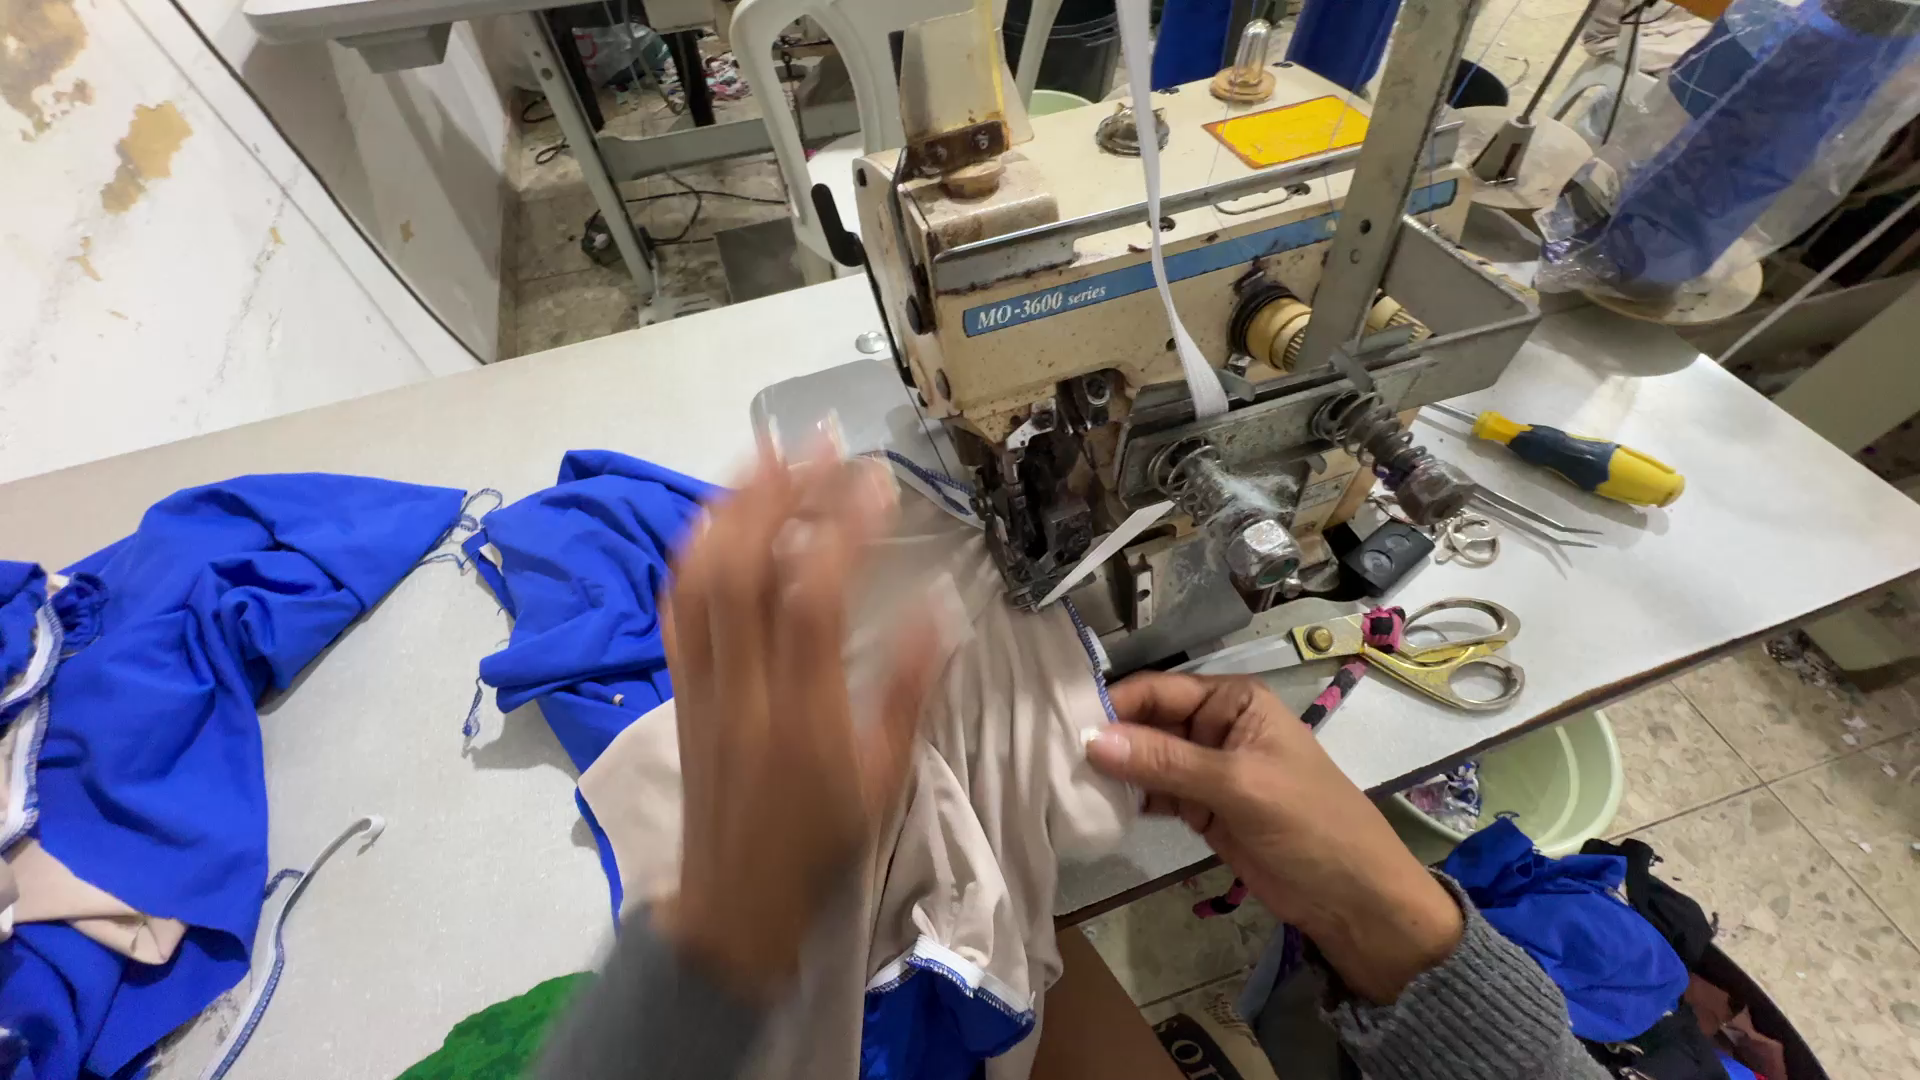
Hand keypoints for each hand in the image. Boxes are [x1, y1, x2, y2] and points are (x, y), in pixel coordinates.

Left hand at [657, 444, 939, 999]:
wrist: (733, 902)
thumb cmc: (820, 839)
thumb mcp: (885, 776)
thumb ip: (911, 690)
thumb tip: (939, 608)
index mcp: (803, 708)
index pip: (814, 596)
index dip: (841, 527)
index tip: (873, 479)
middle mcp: (742, 683)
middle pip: (744, 568)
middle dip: (776, 492)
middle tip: (810, 440)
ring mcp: (700, 681)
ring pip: (700, 578)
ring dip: (729, 507)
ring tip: (761, 455)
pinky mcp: (678, 686)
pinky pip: (675, 607)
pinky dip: (692, 550)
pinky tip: (714, 517)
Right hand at [1085, 674, 1461, 1003]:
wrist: (1354, 902)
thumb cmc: (1309, 823)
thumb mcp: (1239, 785)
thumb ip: (1165, 762)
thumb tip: (1091, 740)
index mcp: (1230, 700)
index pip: (1159, 690)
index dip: (1115, 705)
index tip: (1067, 724)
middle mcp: (1212, 725)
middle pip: (1146, 721)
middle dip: (1109, 738)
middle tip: (1056, 755)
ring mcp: (1203, 767)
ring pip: (1144, 757)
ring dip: (1113, 769)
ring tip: (1067, 780)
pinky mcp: (1197, 804)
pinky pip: (1152, 790)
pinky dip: (1128, 796)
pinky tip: (1098, 804)